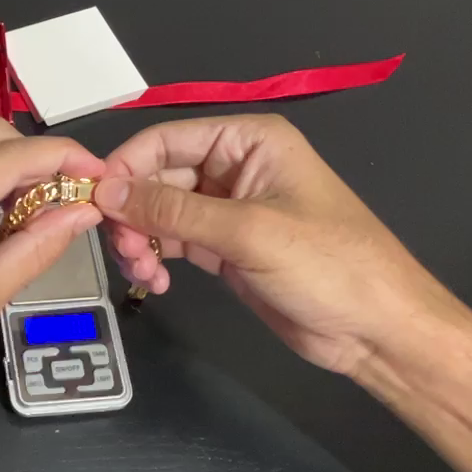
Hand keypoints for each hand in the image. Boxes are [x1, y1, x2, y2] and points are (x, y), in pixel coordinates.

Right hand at [96, 114, 462, 375]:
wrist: (377, 331)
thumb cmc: (330, 267)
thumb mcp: (247, 231)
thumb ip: (171, 210)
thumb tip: (105, 191)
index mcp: (248, 141)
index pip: (166, 140)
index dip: (126, 167)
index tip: (95, 203)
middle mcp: (232, 167)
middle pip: (155, 178)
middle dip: (132, 213)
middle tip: (123, 250)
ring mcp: (225, 208)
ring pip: (157, 212)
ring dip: (139, 239)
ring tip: (143, 272)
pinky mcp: (221, 246)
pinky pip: (170, 239)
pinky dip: (154, 256)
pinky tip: (156, 280)